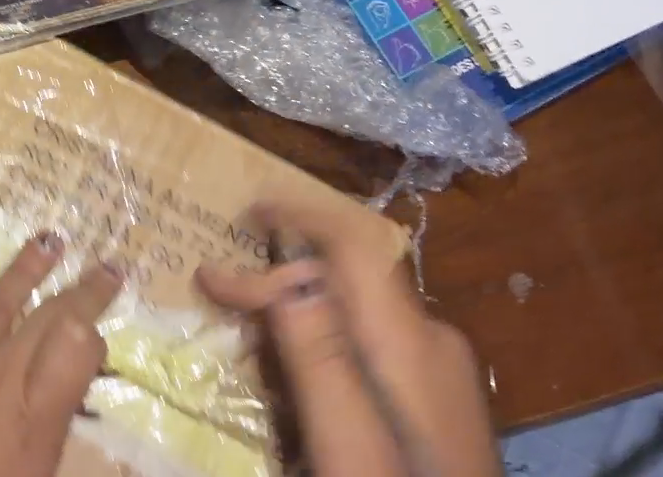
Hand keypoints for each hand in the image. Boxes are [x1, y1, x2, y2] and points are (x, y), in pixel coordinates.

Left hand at [0, 235, 123, 476]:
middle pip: (47, 321)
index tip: (98, 328)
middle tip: (107, 265)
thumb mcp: (26, 476)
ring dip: (22, 271)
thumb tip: (62, 397)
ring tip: (46, 241)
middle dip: (82, 292)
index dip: (92, 334)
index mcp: (31, 416)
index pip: (76, 352)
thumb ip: (47, 431)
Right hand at [196, 196, 501, 476]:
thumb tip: (285, 271)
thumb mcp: (347, 447)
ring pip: (353, 309)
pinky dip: (319, 343)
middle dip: (280, 272)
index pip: (353, 243)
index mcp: (412, 343)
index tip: (239, 218)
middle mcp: (433, 342)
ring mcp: (442, 373)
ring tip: (250, 340)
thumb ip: (318, 357)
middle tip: (221, 294)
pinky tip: (296, 383)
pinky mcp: (437, 402)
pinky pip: (367, 344)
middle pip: (347, 275)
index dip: (295, 214)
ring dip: (295, 310)